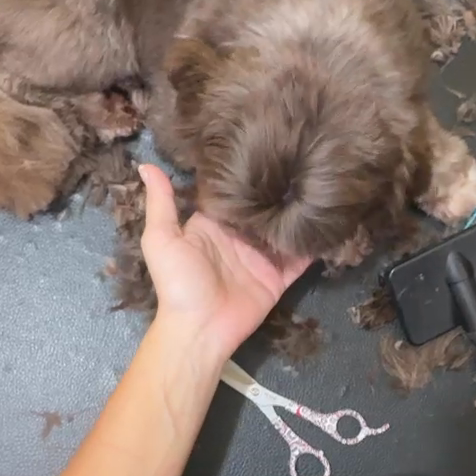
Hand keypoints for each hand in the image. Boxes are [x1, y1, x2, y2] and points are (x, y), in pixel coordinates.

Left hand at [139, 164, 310, 358]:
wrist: (199, 329)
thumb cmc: (177, 282)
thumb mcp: (161, 238)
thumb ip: (160, 202)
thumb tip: (146, 165)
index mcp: (213, 226)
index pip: (233, 195)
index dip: (246, 174)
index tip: (265, 146)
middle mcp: (239, 239)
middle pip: (263, 210)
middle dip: (279, 190)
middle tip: (303, 160)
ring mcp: (261, 259)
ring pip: (284, 231)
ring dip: (299, 214)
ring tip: (321, 185)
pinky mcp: (277, 278)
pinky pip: (299, 260)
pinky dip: (313, 246)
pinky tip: (329, 223)